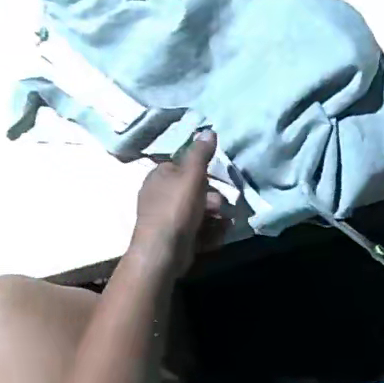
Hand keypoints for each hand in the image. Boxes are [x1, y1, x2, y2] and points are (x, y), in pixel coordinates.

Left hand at [129, 129, 224, 274]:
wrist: (162, 252)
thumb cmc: (176, 209)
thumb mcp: (191, 176)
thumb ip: (200, 154)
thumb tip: (208, 130)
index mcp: (159, 176)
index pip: (184, 166)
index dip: (202, 173)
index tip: (217, 179)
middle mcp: (160, 195)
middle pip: (194, 190)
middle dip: (213, 199)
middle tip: (221, 207)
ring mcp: (167, 218)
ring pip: (199, 211)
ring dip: (215, 217)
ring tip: (224, 223)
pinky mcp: (174, 237)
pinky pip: (197, 229)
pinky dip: (208, 232)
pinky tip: (216, 236)